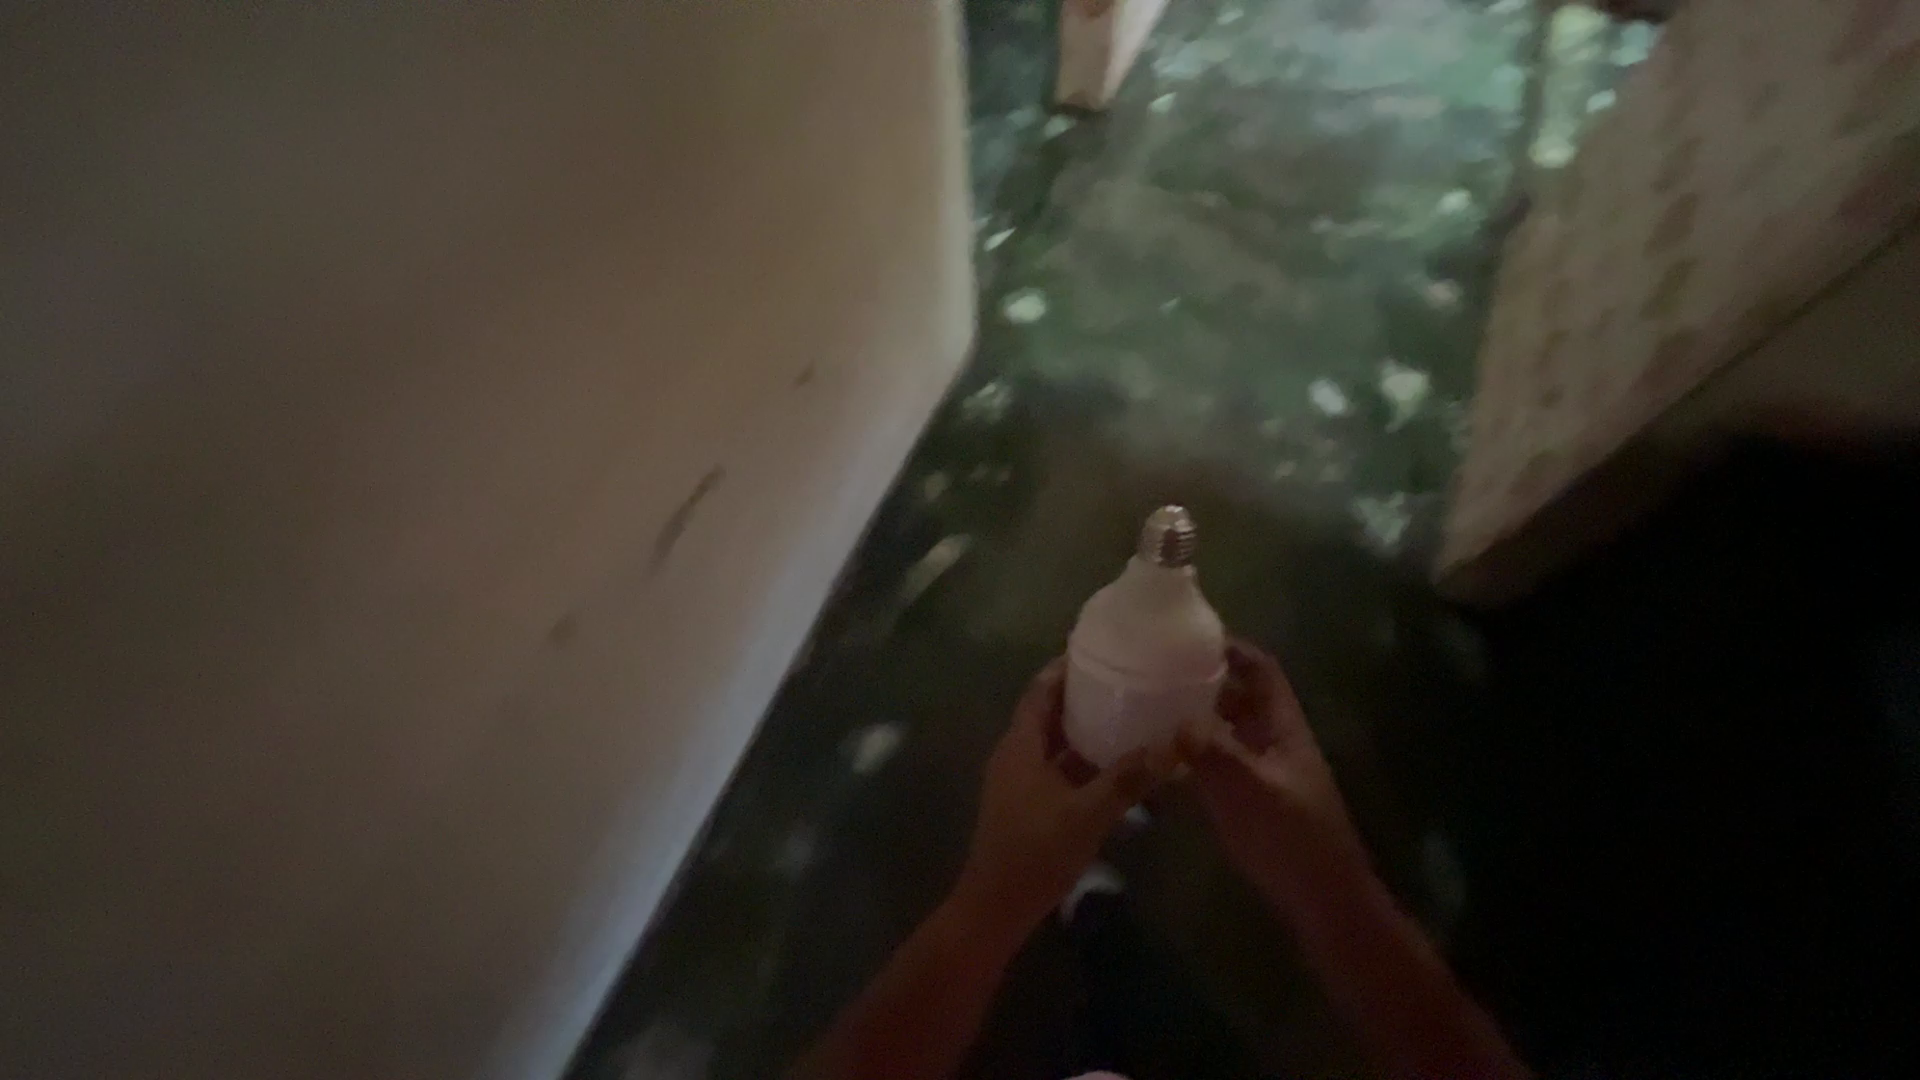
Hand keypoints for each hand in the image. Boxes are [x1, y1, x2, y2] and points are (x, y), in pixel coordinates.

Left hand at [953, 660, 1176, 936]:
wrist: (996, 907)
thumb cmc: (1035, 852)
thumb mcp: (1088, 813)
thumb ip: (1130, 778)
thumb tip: (1178, 743)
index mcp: (1020, 743)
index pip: (1041, 689)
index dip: (1065, 666)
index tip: (1100, 649)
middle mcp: (1016, 753)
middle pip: (1048, 711)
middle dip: (1082, 694)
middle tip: (1124, 679)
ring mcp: (1020, 780)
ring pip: (1054, 741)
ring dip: (1084, 727)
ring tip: (1127, 713)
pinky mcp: (1028, 803)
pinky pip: (1057, 767)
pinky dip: (1082, 759)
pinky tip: (1115, 765)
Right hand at [1178, 640, 1369, 914]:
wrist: (1322, 901)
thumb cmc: (1293, 837)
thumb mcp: (1250, 788)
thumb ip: (1212, 750)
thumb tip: (1172, 720)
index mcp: (1282, 726)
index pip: (1261, 669)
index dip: (1231, 647)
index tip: (1189, 636)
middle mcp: (1270, 739)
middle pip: (1237, 694)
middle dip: (1201, 678)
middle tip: (1154, 670)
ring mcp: (1259, 769)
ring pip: (1223, 726)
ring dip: (1191, 713)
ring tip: (1147, 704)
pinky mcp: (1245, 797)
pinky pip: (1211, 759)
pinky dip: (1187, 750)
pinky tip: (1156, 754)